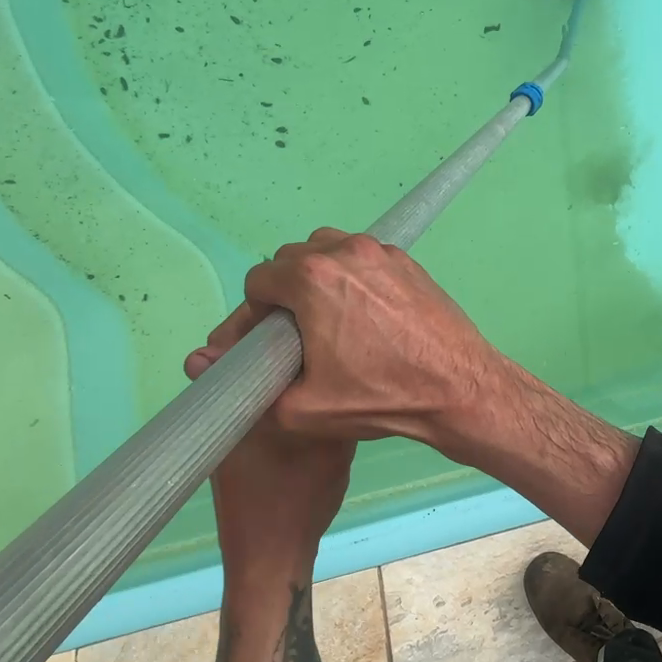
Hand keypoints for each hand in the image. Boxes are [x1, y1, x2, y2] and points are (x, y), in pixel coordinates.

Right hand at [197, 227, 637, 544]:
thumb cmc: (383, 397)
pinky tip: (360, 317)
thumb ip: (245, 388)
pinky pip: (364, 259)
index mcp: (313, 278)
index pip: (259, 282)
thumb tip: (201, 366)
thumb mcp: (300, 409)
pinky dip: (352, 278)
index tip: (262, 343)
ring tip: (324, 323)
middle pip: (293, 260)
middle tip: (291, 335)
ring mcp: (384, 253)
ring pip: (330, 252)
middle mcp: (347, 251)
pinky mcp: (411, 263)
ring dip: (318, 280)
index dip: (252, 316)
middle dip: (284, 294)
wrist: (459, 387)